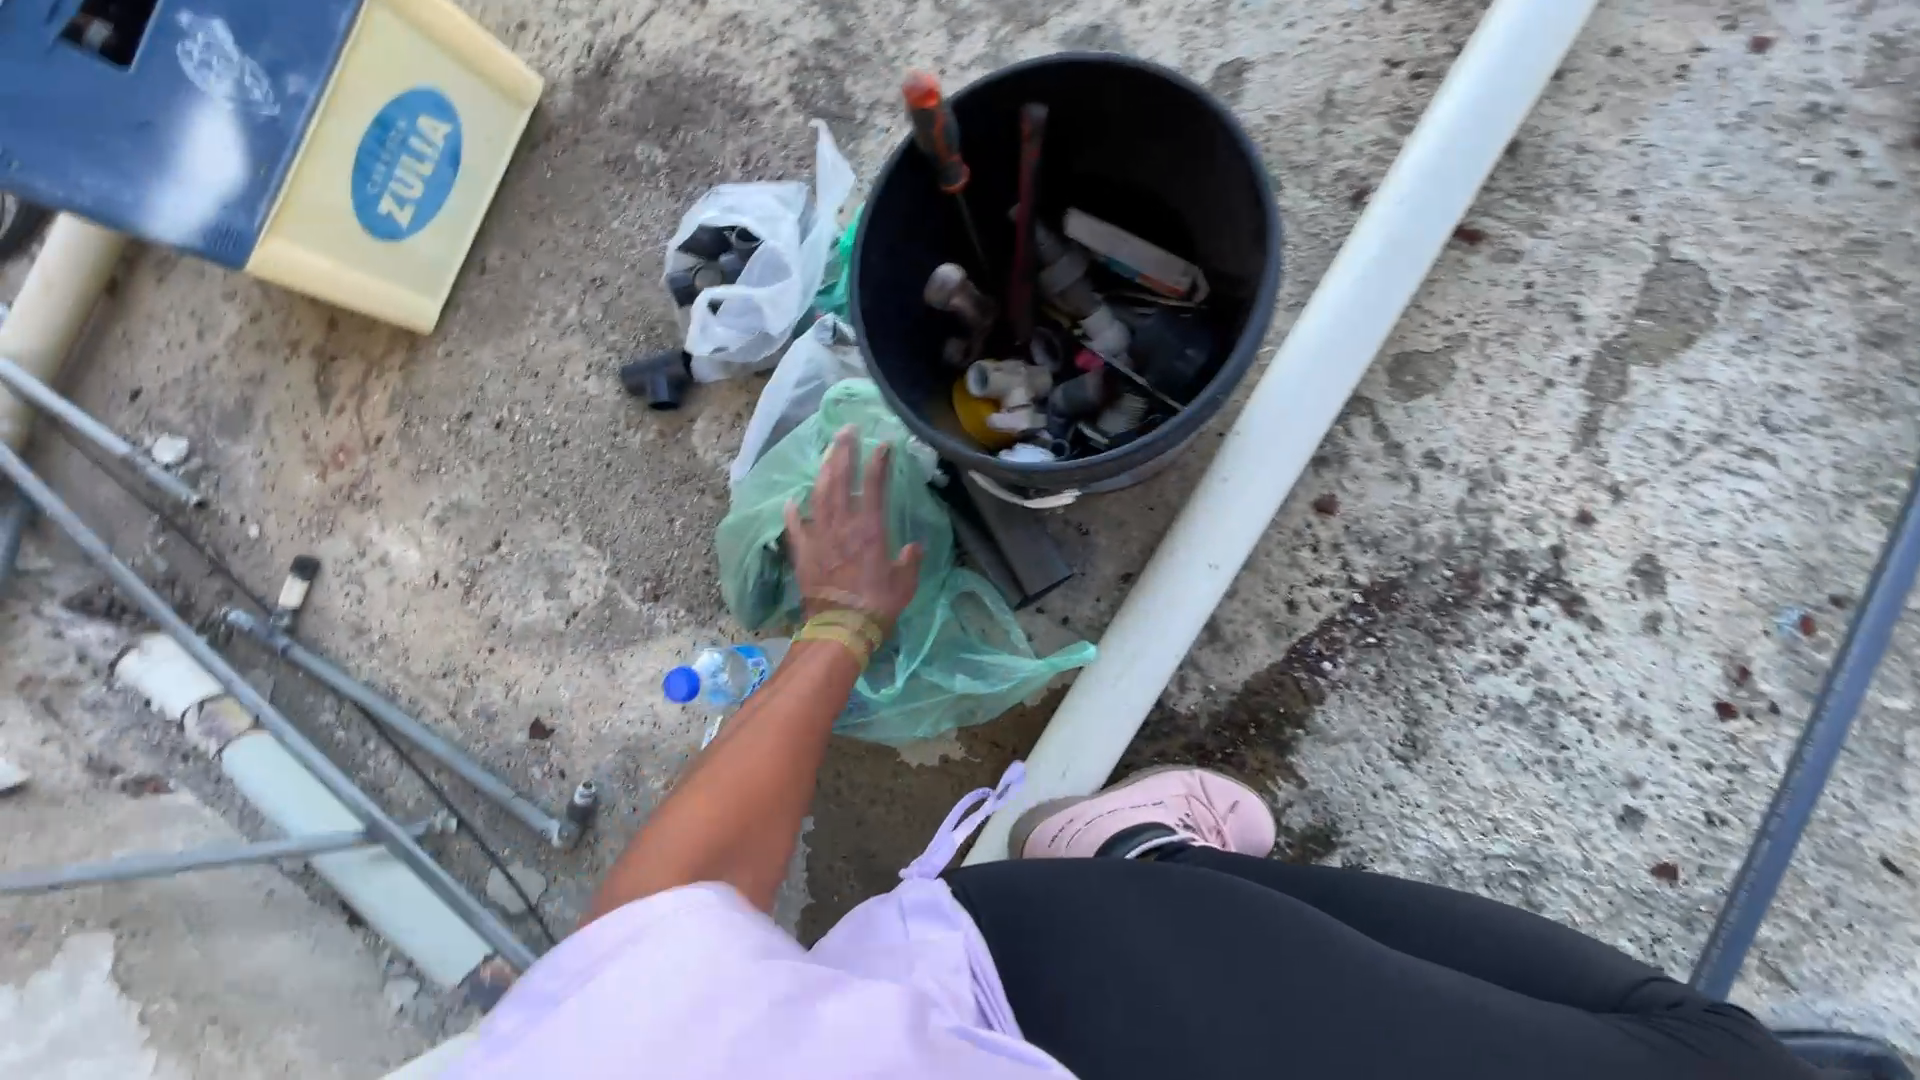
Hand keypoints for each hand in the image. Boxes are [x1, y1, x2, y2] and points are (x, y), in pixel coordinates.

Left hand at [783, 426, 924, 633]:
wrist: (840, 628)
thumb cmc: (877, 606)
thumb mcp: (904, 583)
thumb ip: (909, 561)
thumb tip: (915, 547)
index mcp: (870, 530)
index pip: (875, 486)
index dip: (879, 462)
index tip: (883, 445)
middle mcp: (843, 526)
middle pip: (841, 480)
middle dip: (845, 452)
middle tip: (847, 430)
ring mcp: (819, 537)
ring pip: (818, 495)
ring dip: (823, 471)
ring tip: (827, 453)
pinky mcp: (802, 553)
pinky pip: (795, 527)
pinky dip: (793, 512)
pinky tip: (792, 501)